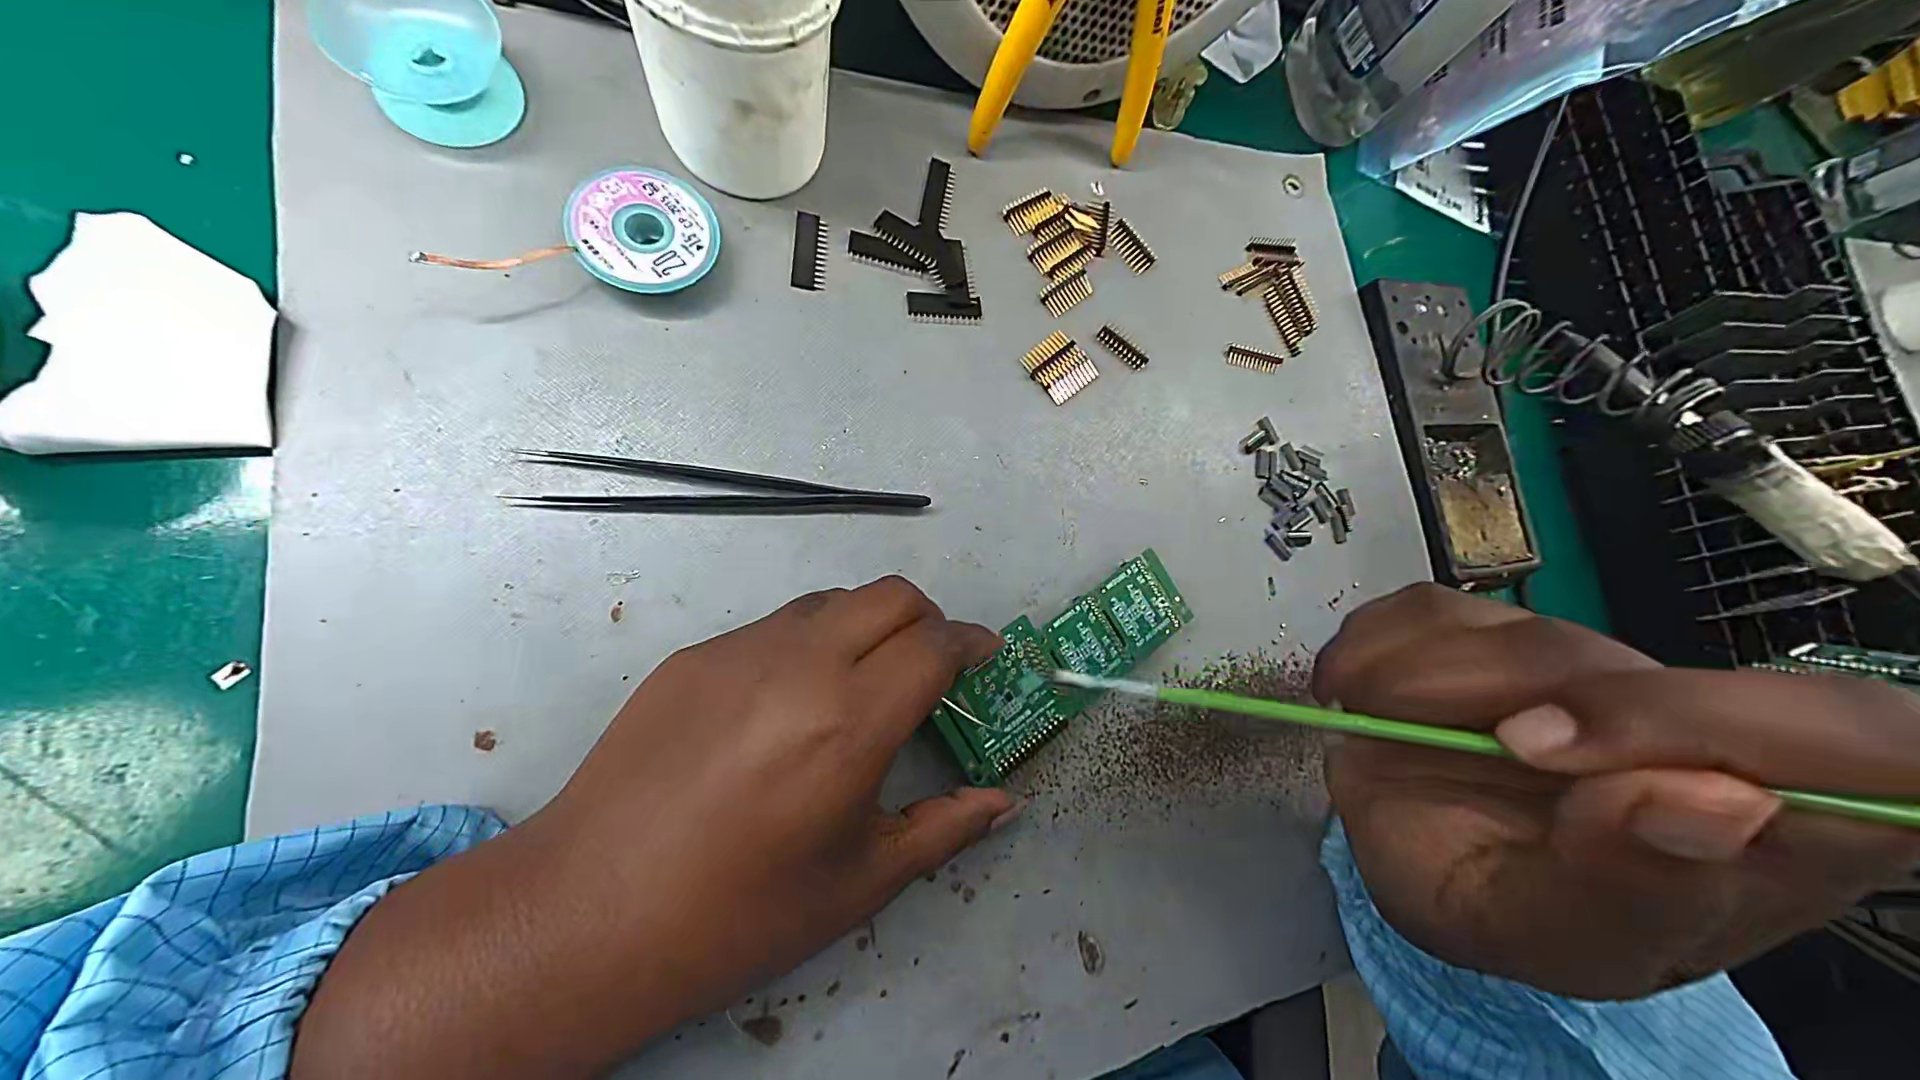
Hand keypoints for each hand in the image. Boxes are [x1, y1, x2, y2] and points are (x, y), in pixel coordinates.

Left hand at [294, 577, 1013, 1078]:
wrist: (584, 914)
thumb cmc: (738, 914)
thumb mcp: (859, 883)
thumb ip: (945, 829)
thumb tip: (1003, 802)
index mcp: (849, 722)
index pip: (936, 644)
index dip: (972, 643)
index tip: (985, 658)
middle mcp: (799, 664)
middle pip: (892, 595)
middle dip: (929, 619)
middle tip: (929, 667)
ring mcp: (738, 650)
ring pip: (832, 600)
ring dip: (867, 624)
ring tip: (860, 681)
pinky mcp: (692, 655)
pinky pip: (774, 626)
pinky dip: (808, 642)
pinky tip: (785, 704)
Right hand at [1314, 583, 1919, 999]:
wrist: (1406, 849)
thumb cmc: (1498, 908)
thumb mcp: (1557, 937)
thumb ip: (1636, 888)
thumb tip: (1718, 801)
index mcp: (1773, 823)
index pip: (1860, 740)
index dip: (1717, 724)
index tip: (1549, 752)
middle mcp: (1687, 725)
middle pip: (1626, 667)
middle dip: (1487, 695)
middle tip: (1391, 727)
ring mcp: (1580, 661)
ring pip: (1515, 627)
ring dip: (1410, 675)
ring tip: (1364, 718)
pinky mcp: (1488, 626)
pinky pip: (1429, 607)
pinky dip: (1371, 644)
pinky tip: (1352, 688)